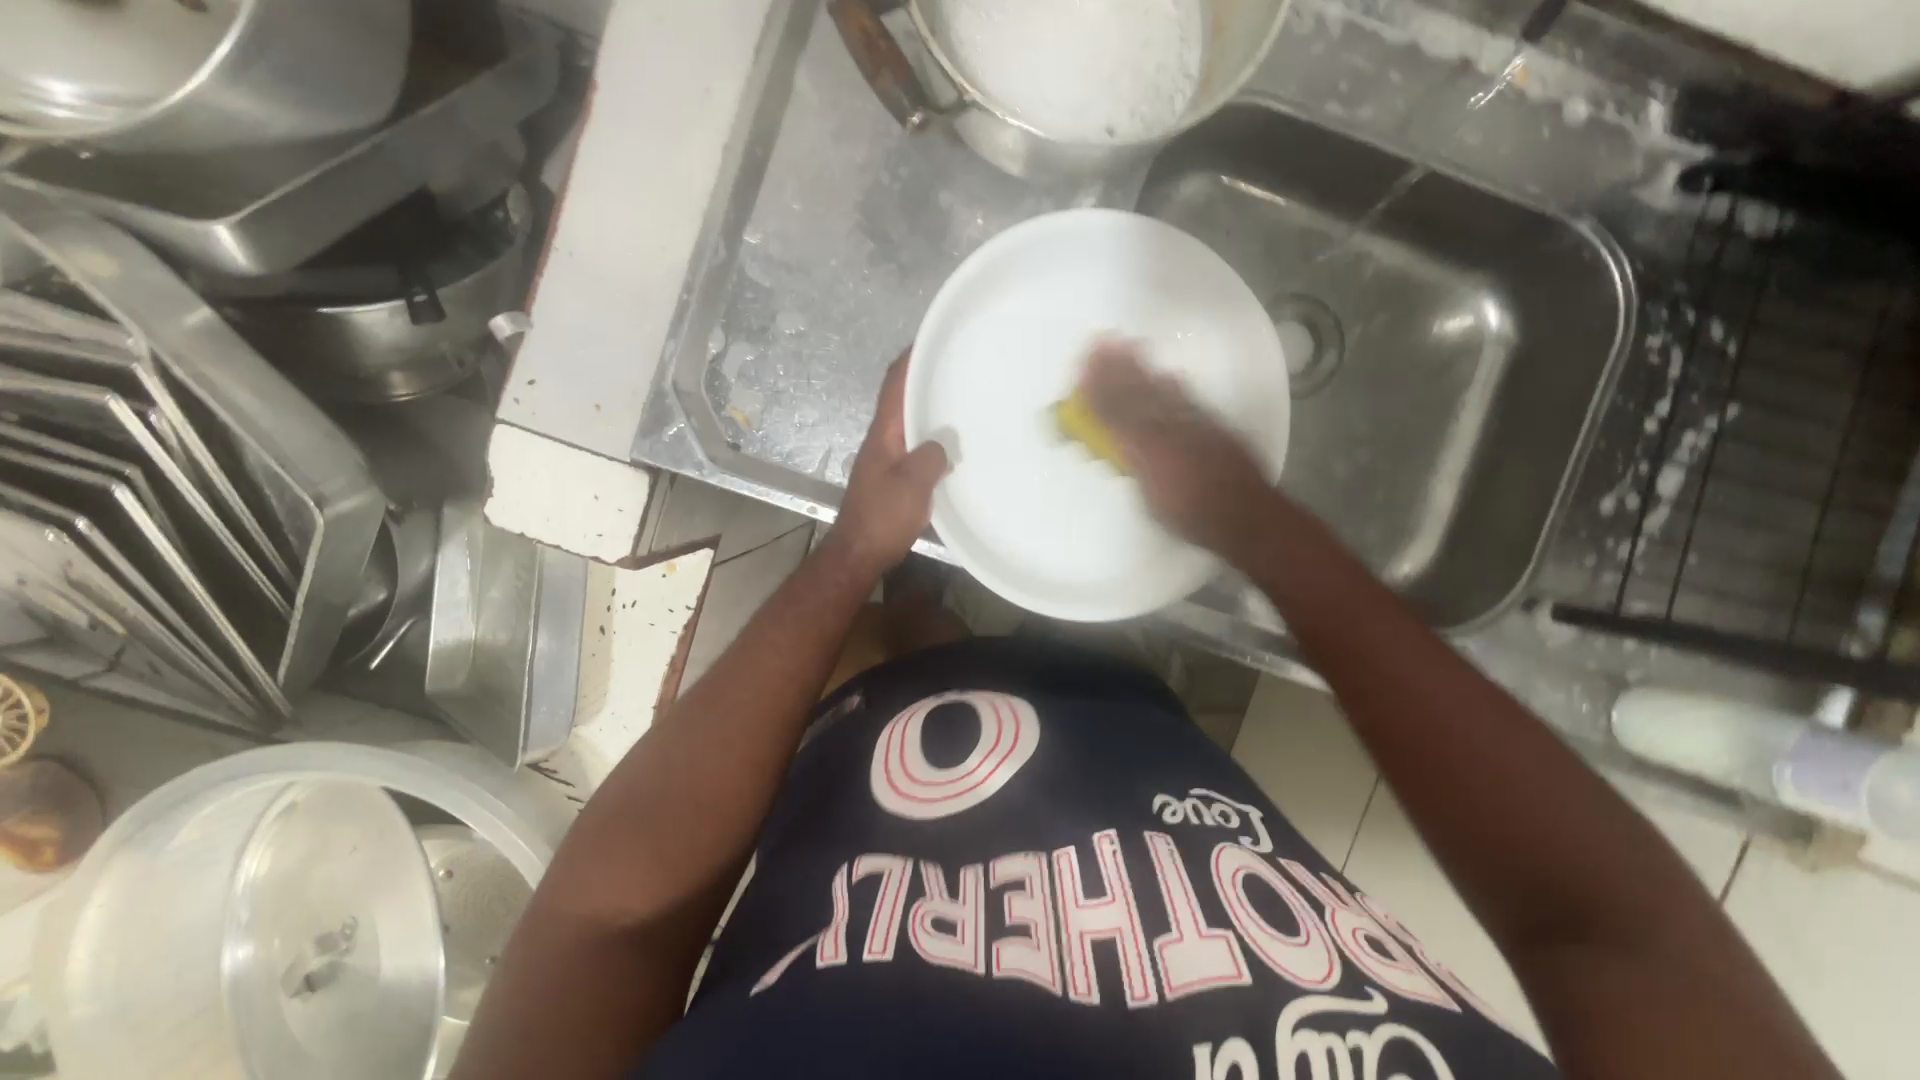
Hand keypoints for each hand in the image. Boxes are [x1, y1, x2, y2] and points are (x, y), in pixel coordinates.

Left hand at [828, 353, 948, 573]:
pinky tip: (952, 446)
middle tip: (957, 367)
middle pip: (901, 399)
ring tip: (961, 401)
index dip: (910, 358)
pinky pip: (914, 446)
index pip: (895, 384)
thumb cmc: (882, 518)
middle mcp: (882, 439)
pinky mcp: (893, 477)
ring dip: (929, 409)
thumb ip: (930, 458)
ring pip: (909, 423)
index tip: (932, 338)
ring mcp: (886, 459)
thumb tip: (941, 447)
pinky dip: (931, 437)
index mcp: (883, 433)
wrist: (858, 553)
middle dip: (924, 378)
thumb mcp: (913, 485)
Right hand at [1079, 341, 1278, 563]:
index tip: (1084, 361)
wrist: (1246, 516)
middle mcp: (1171, 424)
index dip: (1099, 385)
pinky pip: (1188, 401)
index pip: (1117, 407)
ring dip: (1144, 368)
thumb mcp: (1149, 490)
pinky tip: (1172, 377)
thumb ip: (1128, 458)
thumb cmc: (1191, 512)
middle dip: (1119, 368)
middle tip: (1104, 340)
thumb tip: (1103, 438)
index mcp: (1149, 440)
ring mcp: (1195, 426)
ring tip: (1131, 346)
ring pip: (1164, 391)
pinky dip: (1175, 386)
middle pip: (1140, 391)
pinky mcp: (1215, 432)